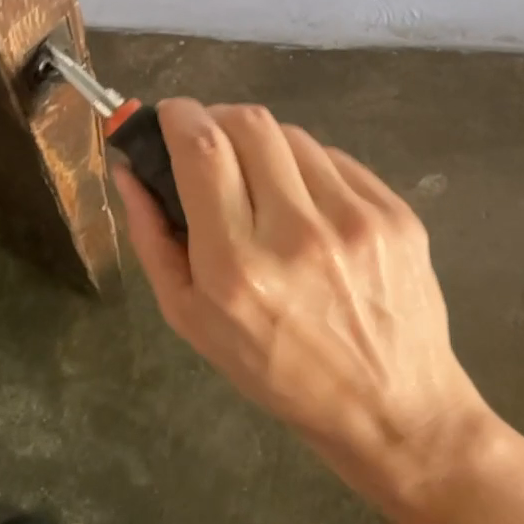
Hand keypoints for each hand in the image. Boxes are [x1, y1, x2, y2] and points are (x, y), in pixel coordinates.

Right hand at [113, 99, 490, 491]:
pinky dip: (302, 165)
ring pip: (291, 134)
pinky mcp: (396, 215)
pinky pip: (333, 158)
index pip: (203, 151)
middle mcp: (297, 232)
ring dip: (258, 142)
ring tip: (254, 180)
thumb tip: (127, 171)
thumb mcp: (187, 316)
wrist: (392, 408)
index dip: (179, 116)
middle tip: (203, 142)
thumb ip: (151, 237)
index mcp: (236, 264)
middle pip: (248, 124)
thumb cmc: (271, 369)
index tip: (167, 115)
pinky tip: (300, 202)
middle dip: (214, 118)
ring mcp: (355, 220)